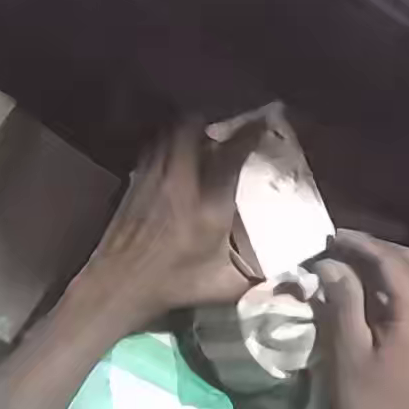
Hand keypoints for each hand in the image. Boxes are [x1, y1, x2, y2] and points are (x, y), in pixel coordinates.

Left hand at [77, 120, 262, 321]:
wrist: (116, 286)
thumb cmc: (172, 286)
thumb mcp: (221, 286)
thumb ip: (257, 278)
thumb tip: (292, 279)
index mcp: (209, 204)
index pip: (232, 154)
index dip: (249, 134)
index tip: (261, 124)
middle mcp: (180, 181)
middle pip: (192, 128)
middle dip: (211, 123)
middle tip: (224, 129)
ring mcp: (152, 177)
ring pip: (168, 134)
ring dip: (186, 131)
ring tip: (199, 138)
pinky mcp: (133, 182)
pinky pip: (153, 150)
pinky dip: (166, 146)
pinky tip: (173, 159)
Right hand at [314, 230, 408, 408]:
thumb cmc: (367, 406)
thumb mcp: (347, 351)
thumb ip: (343, 301)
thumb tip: (330, 263)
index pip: (394, 263)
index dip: (362, 244)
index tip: (331, 237)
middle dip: (378, 248)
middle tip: (340, 245)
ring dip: (389, 264)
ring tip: (350, 260)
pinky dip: (396, 284)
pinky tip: (368, 287)